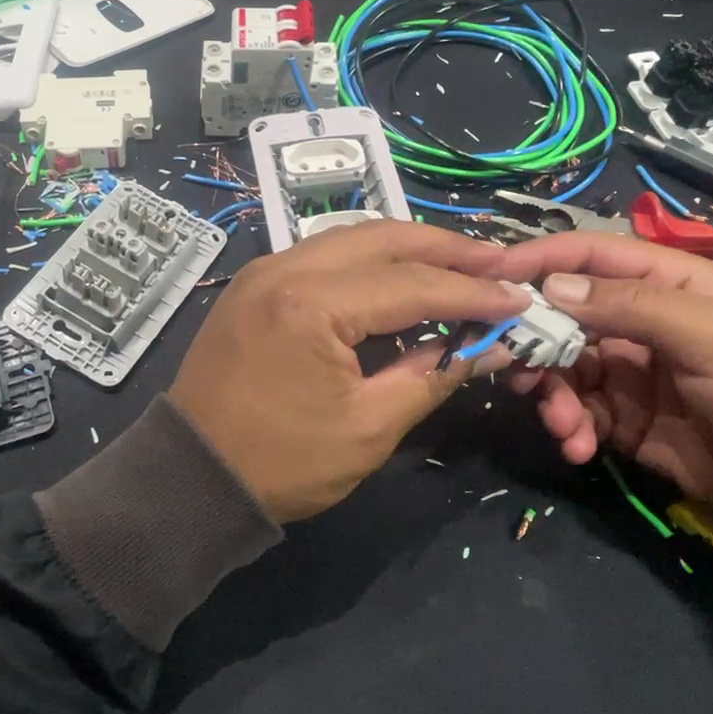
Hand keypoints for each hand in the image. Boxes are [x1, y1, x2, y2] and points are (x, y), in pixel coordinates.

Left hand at [170, 221, 530, 522]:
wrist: (191, 475)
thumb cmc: (281, 462)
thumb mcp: (368, 428)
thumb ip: (432, 376)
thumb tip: (490, 345)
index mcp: (311, 303)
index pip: (411, 283)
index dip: (473, 291)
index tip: (521, 297)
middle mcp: (285, 268)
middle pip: (381, 238)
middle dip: (445, 248)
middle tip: (499, 262)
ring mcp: (263, 272)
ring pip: (350, 239)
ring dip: (406, 248)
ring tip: (460, 264)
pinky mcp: (254, 286)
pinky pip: (323, 256)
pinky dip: (368, 261)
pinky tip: (400, 277)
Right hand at [487, 234, 712, 521]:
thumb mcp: (712, 334)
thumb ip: (628, 305)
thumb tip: (549, 285)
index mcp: (669, 284)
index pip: (590, 255)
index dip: (539, 260)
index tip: (489, 278)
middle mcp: (643, 323)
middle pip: (563, 316)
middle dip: (534, 342)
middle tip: (512, 369)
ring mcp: (634, 374)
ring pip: (563, 368)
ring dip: (550, 394)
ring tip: (564, 425)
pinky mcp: (629, 422)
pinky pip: (579, 414)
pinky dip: (570, 428)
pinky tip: (579, 447)